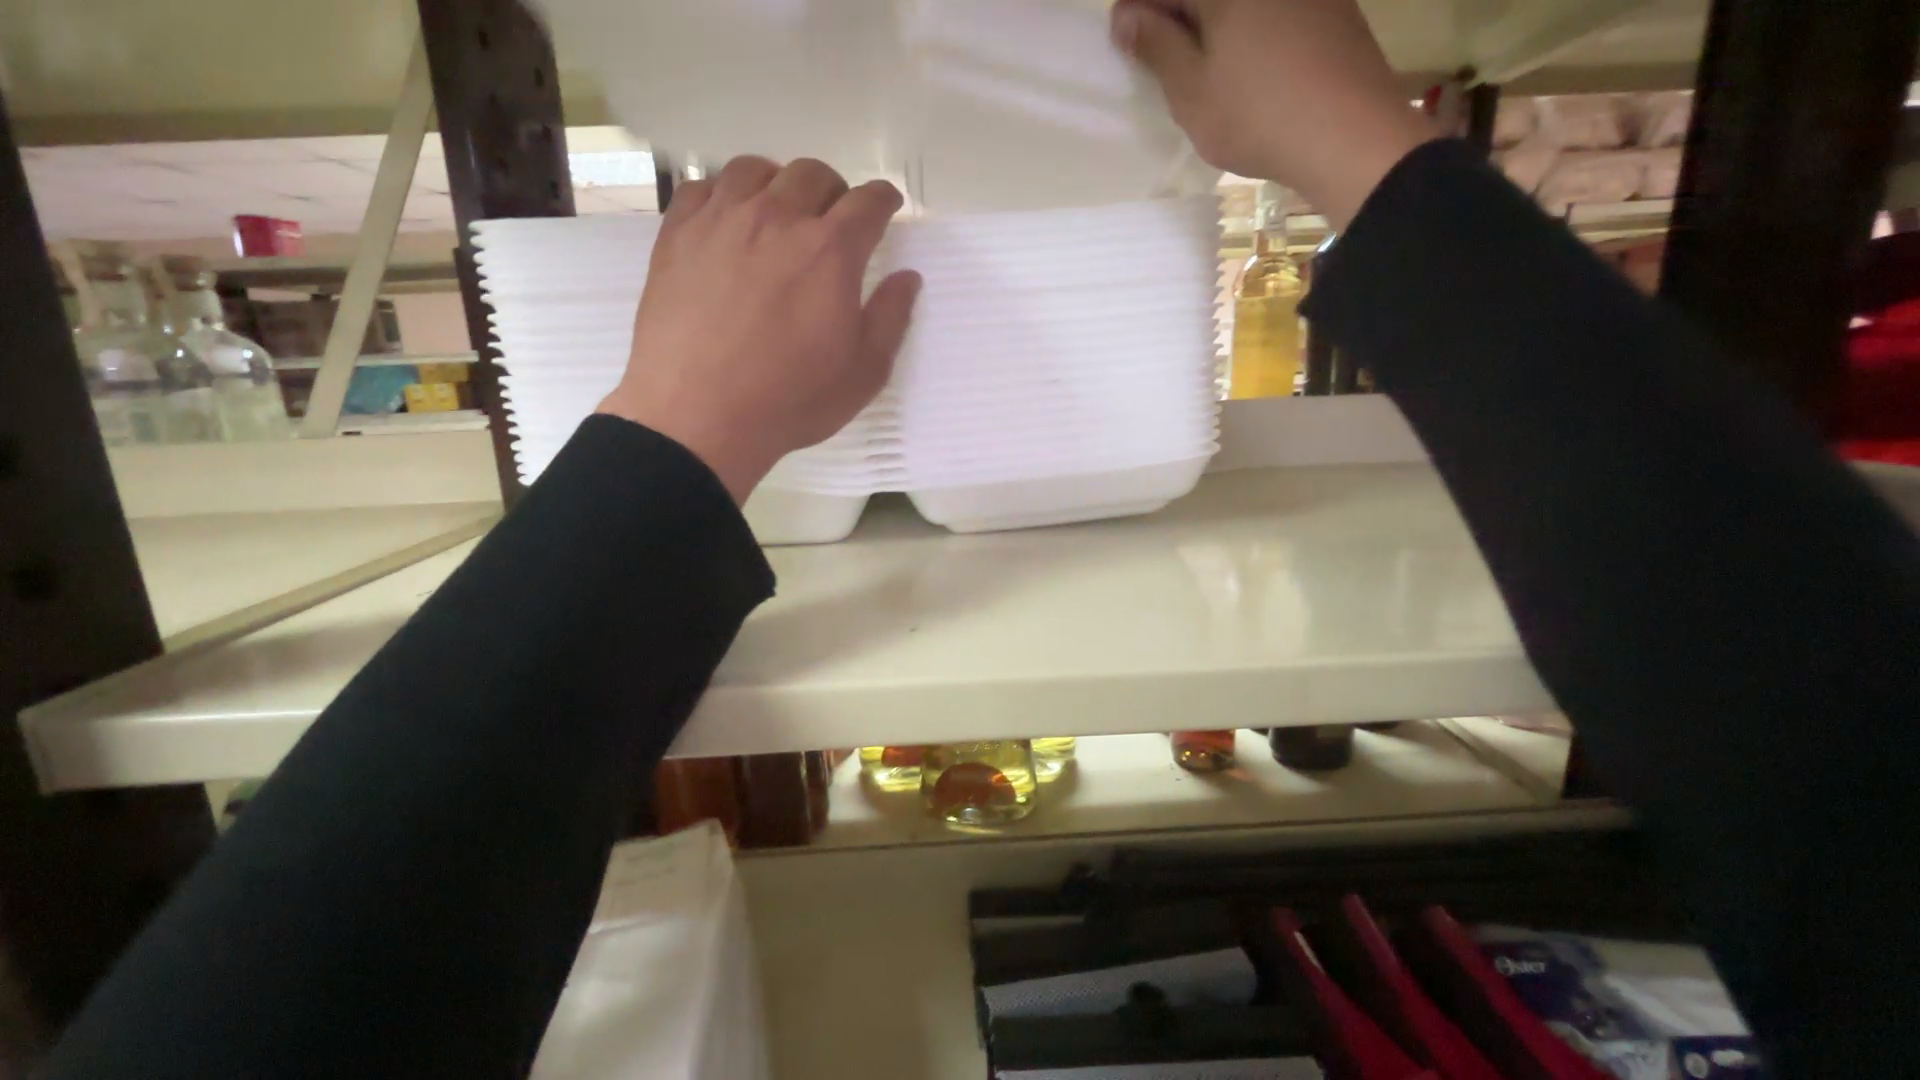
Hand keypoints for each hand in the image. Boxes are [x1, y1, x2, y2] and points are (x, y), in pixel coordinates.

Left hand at [597, 157, 920, 503]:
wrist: (697, 415)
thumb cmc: (789, 400)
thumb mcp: (863, 373)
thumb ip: (890, 318)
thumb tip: (907, 278)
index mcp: (830, 250)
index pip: (868, 202)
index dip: (883, 200)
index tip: (886, 208)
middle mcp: (778, 219)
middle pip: (812, 175)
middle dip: (833, 191)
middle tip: (832, 219)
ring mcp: (722, 221)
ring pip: (755, 169)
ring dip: (777, 183)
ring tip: (777, 211)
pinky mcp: (677, 234)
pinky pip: (702, 187)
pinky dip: (722, 193)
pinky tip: (727, 220)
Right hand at [1111, 0, 1437, 229]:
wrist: (1351, 135)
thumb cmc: (1257, 114)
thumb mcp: (1191, 90)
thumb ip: (1156, 46)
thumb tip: (1125, 15)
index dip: (1139, 8)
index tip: (1122, 34)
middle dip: (1176, 13)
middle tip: (1155, 51)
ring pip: (1241, 5)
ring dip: (1210, 23)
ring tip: (1196, 61)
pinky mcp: (1332, 7)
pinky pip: (1273, 10)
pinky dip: (1248, 26)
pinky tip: (1242, 62)